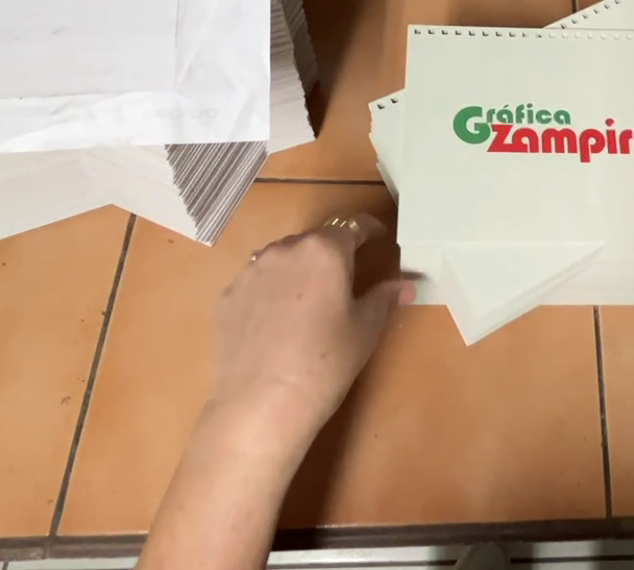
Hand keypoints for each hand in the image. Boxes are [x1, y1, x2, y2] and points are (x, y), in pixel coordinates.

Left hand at [199, 216, 413, 468]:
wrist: (259, 407)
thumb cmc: (325, 363)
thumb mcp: (365, 329)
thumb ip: (385, 297)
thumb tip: (406, 284)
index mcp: (325, 250)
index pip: (353, 226)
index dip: (369, 231)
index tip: (378, 239)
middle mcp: (285, 249)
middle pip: (316, 239)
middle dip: (333, 252)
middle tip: (345, 278)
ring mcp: (251, 271)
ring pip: (283, 257)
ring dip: (300, 268)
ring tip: (309, 299)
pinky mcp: (227, 296)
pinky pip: (257, 281)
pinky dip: (271, 290)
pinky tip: (276, 321)